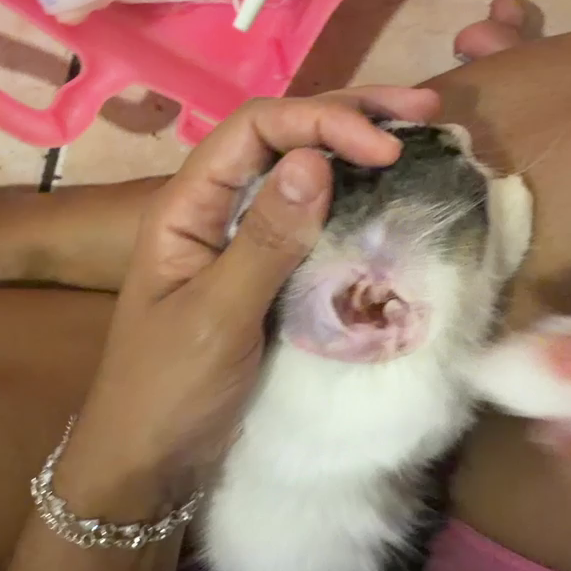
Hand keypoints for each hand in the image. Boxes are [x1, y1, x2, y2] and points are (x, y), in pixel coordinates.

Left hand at [55, 87, 442, 517]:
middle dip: (346, 116)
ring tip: (415, 135)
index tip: (383, 148)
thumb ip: (265, 240)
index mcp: (186, 204)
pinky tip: (386, 194)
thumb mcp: (216, 315)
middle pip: (279, 137)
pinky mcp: (265, 273)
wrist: (149, 462)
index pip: (255, 130)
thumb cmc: (168, 390)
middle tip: (421, 109)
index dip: (321, 123)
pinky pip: (310, 220)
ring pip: (299, 173)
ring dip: (353, 149)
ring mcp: (241, 240)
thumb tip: (314, 160)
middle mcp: (214, 208)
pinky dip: (350, 199)